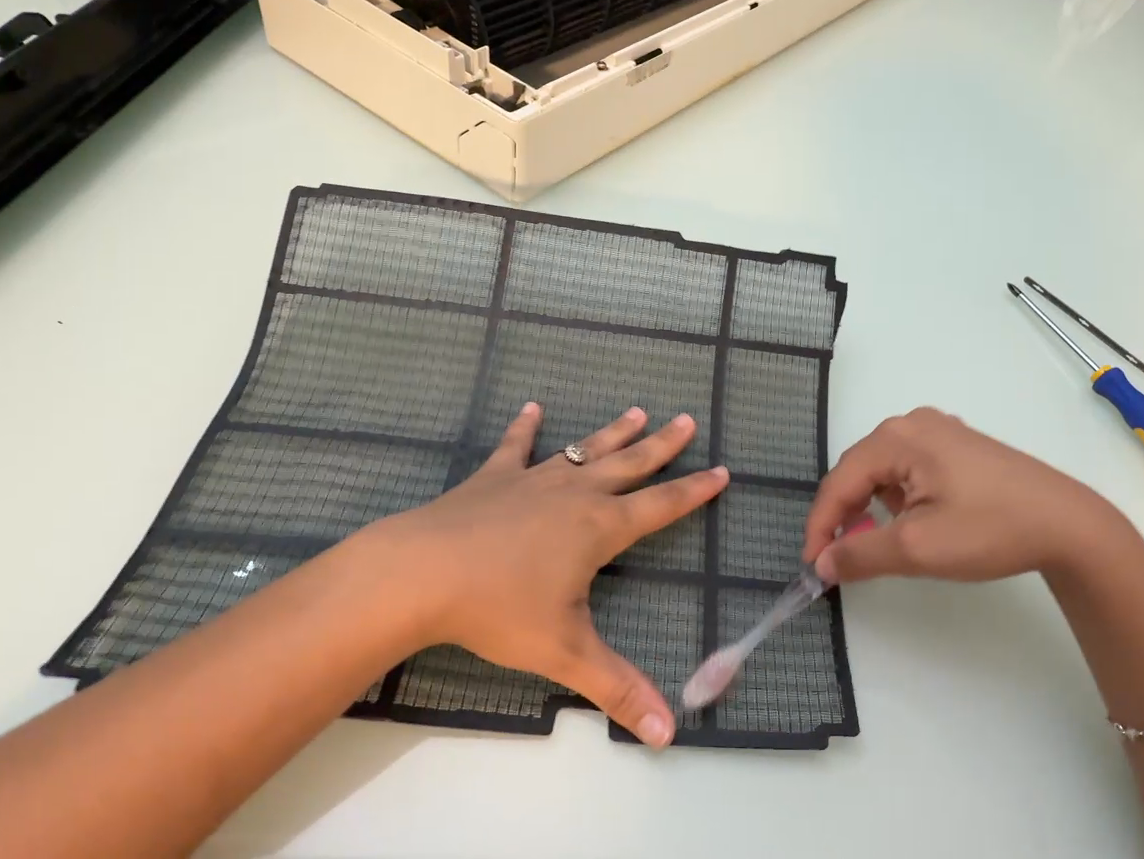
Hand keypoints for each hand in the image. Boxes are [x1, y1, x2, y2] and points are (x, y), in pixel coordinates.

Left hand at [366, 403, 725, 747]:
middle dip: (662, 445)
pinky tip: (533, 408)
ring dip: (612, 432)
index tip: (721, 470)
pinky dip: (525, 427)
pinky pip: (515, 446)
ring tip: (638, 411)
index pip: (660, 506)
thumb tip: (668, 735)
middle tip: (686, 420)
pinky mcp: (493, 477)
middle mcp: (574, 494)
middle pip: (629, 465)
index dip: (694, 492)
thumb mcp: (565, 653)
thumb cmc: (499, 609)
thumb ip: (617, 689)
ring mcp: (533, 480)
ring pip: (584, 450)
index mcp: (599, 528)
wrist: (422, 573)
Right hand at [802, 407, 1123, 583]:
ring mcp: (939, 431)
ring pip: (882, 470)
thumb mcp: (918, 549)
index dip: (820, 526)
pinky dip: (897, 497)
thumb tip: (821, 563)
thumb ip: (860, 554)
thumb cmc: (990, 530)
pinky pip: (908, 468)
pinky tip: (911, 522)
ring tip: (875, 543)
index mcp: (897, 438)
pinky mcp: (958, 445)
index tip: (813, 567)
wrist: (1069, 524)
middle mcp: (912, 423)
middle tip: (840, 558)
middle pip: (858, 471)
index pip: (839, 482)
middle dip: (843, 516)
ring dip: (870, 507)